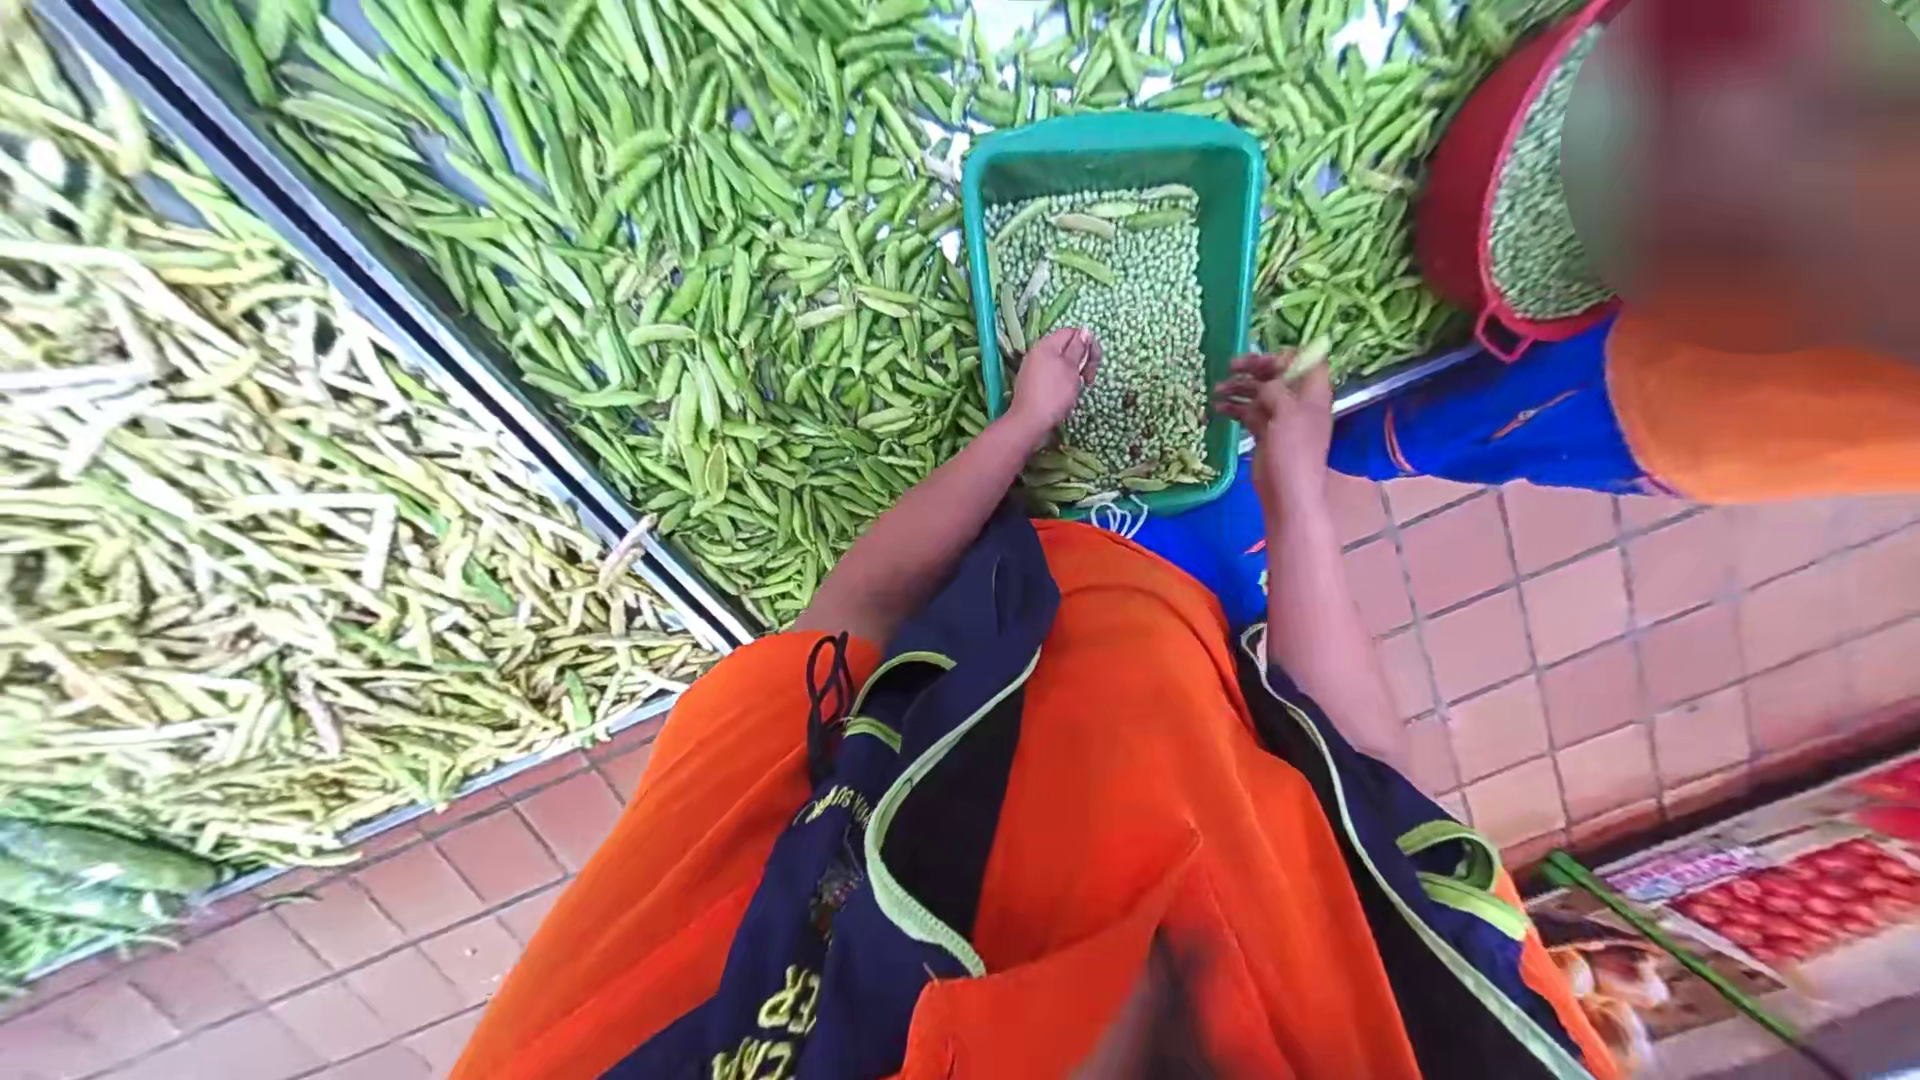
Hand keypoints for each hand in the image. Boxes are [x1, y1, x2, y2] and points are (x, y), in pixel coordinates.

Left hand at [1006, 327, 1100, 440]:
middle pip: (1067, 347)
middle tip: (1087, 379)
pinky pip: (1053, 376)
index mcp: (1046, 345)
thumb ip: (1079, 348)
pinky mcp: (1033, 383)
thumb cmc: (1054, 394)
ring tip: (1076, 389)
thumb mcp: (1071, 369)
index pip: (1072, 333)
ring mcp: (1034, 369)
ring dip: (1074, 374)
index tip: (1092, 364)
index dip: (1087, 345)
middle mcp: (1038, 353)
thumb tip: (1085, 331)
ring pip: (1062, 363)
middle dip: (1082, 361)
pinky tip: (1065, 396)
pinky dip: (1063, 382)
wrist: (1029, 422)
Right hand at [1212, 352, 1333, 518]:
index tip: (1258, 360)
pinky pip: (1249, 414)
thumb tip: (1264, 382)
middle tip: (1229, 367)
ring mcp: (1280, 418)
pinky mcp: (1265, 434)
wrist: (1287, 491)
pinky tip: (1218, 408)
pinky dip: (1235, 409)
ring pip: (1259, 394)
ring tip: (1216, 390)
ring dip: (1239, 389)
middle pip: (1277, 376)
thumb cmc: (1293, 451)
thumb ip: (1275, 390)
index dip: (1282, 356)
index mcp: (1312, 393)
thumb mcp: (1286, 414)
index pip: (1303, 361)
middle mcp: (1298, 402)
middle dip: (1254, 369)